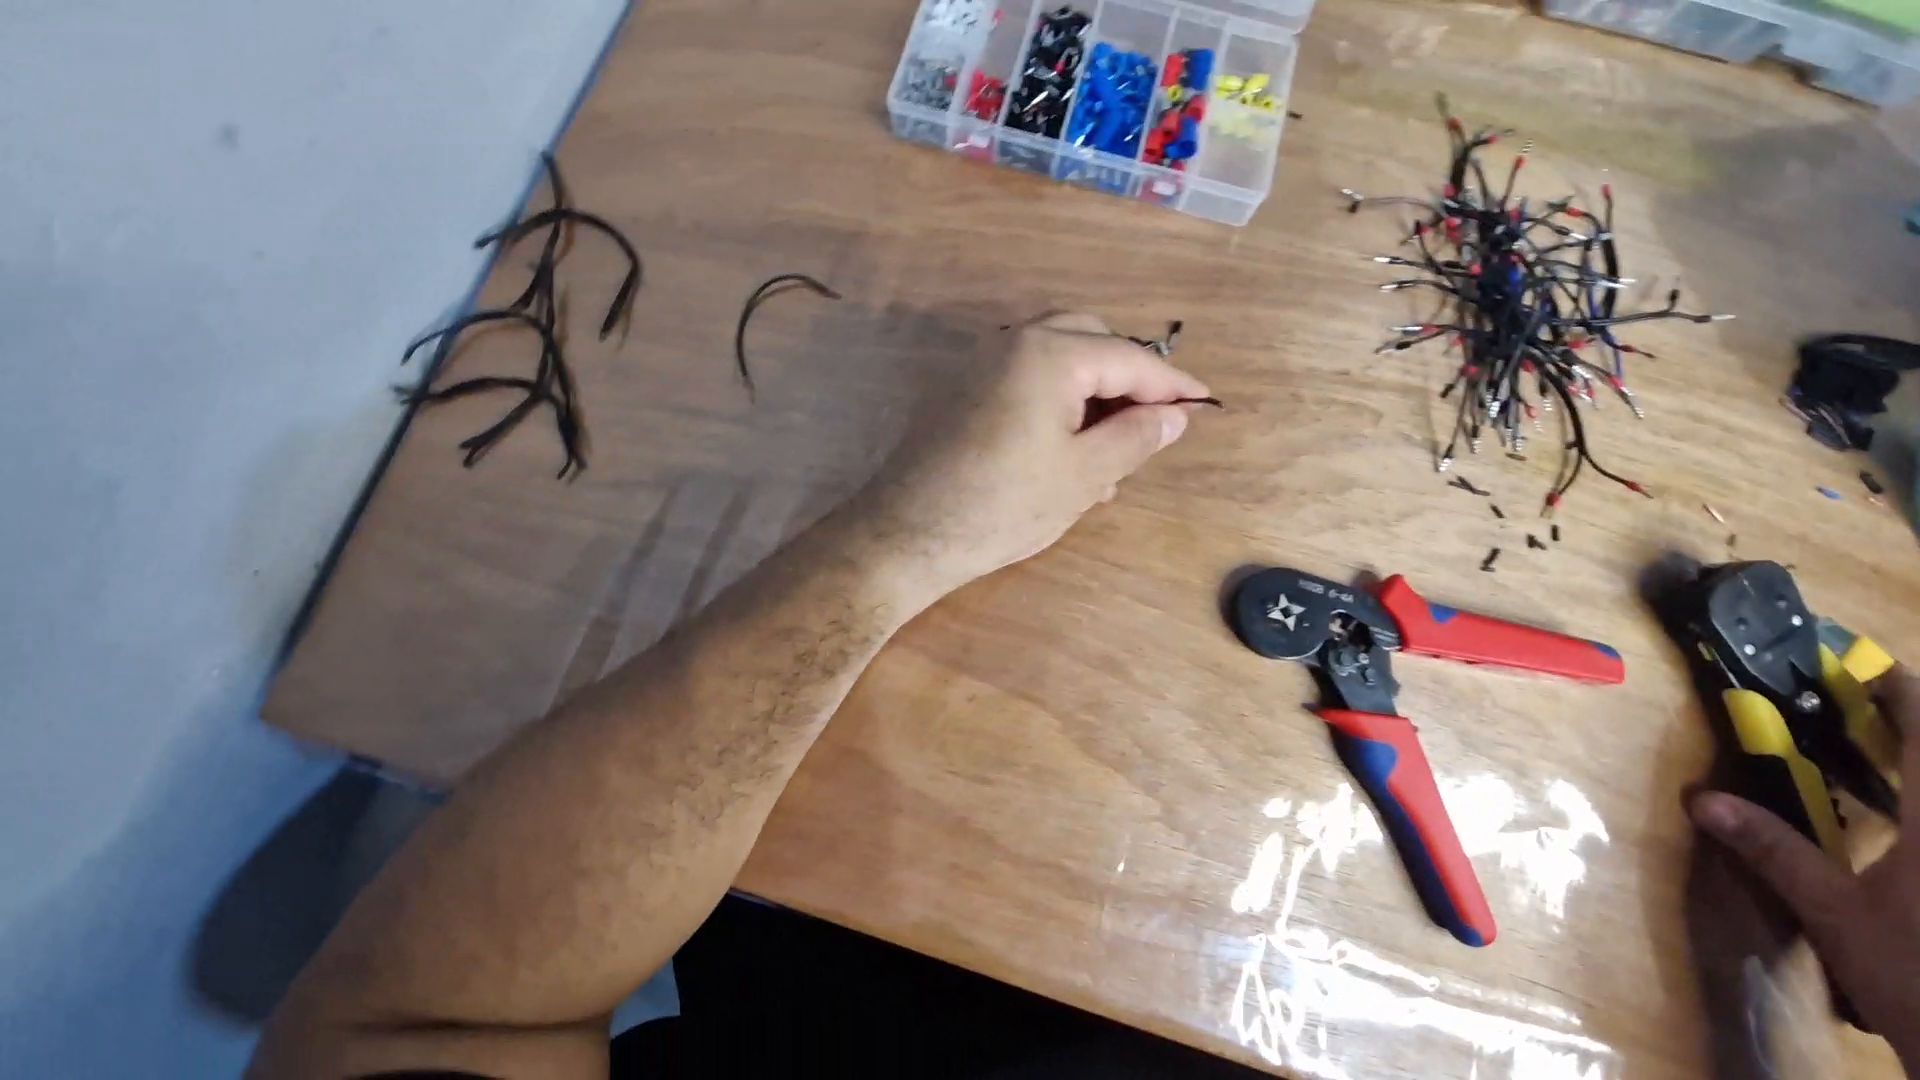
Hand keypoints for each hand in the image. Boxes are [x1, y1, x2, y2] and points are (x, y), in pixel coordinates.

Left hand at [850, 312, 1209, 601]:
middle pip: (1089, 341)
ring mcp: (980, 364)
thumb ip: (1136, 436)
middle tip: (1153, 423)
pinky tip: (1068, 453)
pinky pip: (1025, 382)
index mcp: (1047, 353)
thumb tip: (1175, 415)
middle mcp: (1011, 342)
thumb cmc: (1000, 506)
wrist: (904, 535)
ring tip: (1113, 451)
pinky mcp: (962, 392)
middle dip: (1128, 378)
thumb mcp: (1083, 475)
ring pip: (1056, 362)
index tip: (1204, 405)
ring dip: (1092, 393)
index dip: (1171, 384)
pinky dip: (1056, 404)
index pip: (1128, 357)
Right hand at [1691, 667, 1919, 1068]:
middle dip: (1909, 725)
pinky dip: (1914, 804)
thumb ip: (1774, 850)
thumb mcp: (1835, 913)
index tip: (1866, 665)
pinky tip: (1898, 820)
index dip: (1903, 693)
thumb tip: (1701, 799)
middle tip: (1863, 706)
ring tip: (1880, 754)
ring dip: (1912, 767)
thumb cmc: (1914, 972)